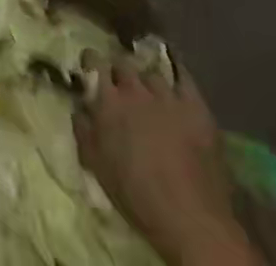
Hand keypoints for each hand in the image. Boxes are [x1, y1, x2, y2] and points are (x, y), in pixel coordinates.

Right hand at [74, 67, 261, 265]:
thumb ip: (82, 127)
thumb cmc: (132, 191)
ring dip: (147, 80)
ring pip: (153, 73)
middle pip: (124, 63)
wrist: (187, 215)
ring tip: (151, 92)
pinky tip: (177, 80)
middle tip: (121, 85)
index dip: (91, 60)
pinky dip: (178, 75)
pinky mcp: (196, 107)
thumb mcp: (93, 161)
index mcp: (107, 100)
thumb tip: (80, 107)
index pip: (94, 61)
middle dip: (120, 70)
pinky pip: (185, 79)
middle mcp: (135, 90)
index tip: (90, 65)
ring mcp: (167, 96)